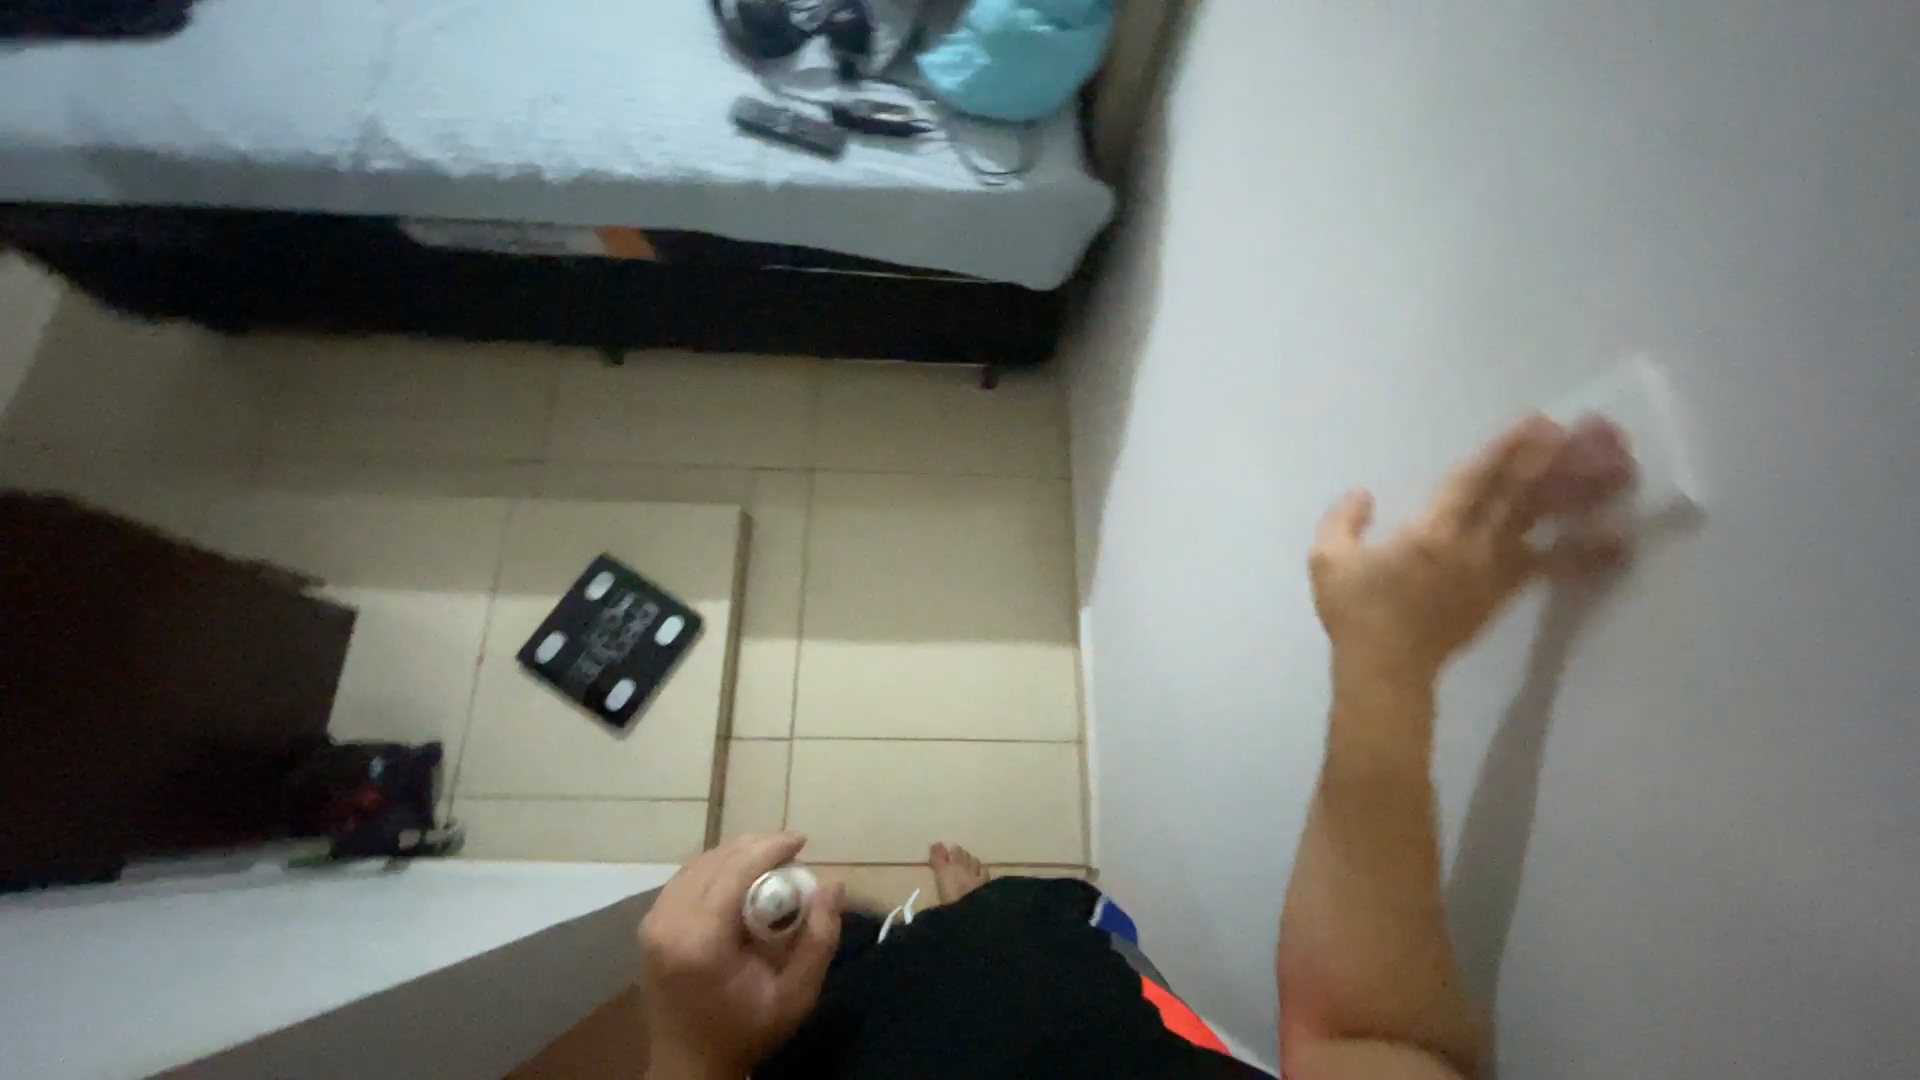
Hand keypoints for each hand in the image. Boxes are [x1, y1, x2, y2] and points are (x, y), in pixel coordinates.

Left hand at [639, 832, 845, 1078]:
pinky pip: (685, 878)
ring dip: (736, 853)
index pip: (735, 871)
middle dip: (756, 846)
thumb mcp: (795, 997)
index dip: (770, 847)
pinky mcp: (650, 926)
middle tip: (791, 847)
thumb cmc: (745, 1031)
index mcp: (699, 942)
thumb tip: (833, 885)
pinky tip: (739, 871)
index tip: (802, 840)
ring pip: (698, 864)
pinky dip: (716, 866)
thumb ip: (818, 939)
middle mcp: (668, 924)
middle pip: (716, 861)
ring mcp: (653, 923)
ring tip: (770, 856)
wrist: (689, 1068)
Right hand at [1310, 415, 1634, 680]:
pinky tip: (1617, 536)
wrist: (1386, 669)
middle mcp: (1472, 546)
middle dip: (1552, 459)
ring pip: (1544, 525)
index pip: (1473, 482)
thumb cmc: (1354, 612)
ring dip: (1579, 494)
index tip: (1536, 422)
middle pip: (1519, 495)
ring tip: (1617, 465)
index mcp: (1428, 533)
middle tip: (1590, 427)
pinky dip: (1586, 550)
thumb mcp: (1326, 561)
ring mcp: (1494, 571)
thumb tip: (1364, 494)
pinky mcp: (1505, 594)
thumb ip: (1342, 521)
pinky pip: (1552, 566)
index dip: (1505, 450)